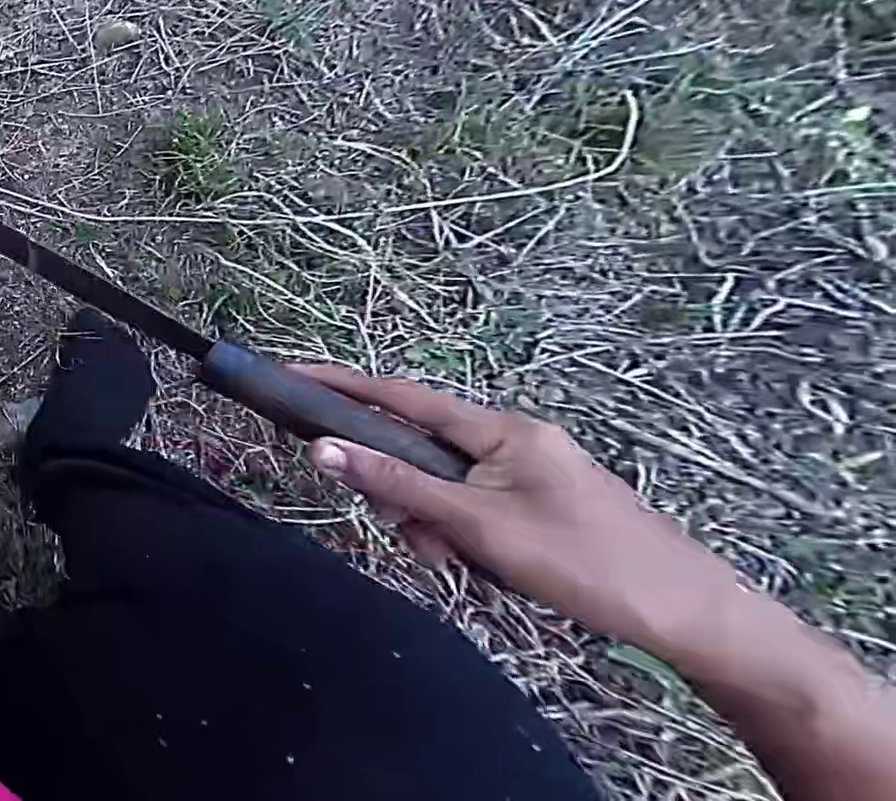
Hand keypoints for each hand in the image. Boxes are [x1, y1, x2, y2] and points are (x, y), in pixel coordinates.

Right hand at [295, 365, 748, 658]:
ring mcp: (521, 467)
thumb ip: (393, 483)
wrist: (704, 625)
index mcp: (497, 428)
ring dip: (424, 514)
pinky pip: (464, 498)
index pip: (399, 395)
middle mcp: (506, 437)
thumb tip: (319, 448)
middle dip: (394, 485)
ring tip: (445, 556)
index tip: (293, 373)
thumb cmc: (586, 562)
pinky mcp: (531, 497)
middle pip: (415, 444)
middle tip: (398, 525)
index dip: (341, 382)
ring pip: (437, 477)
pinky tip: (467, 558)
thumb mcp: (475, 523)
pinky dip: (451, 524)